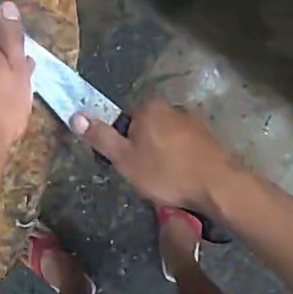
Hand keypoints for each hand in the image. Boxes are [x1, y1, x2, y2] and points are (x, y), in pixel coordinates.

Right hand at [72, 101, 244, 215]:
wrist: (217, 185)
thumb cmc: (166, 173)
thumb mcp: (125, 160)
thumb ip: (101, 137)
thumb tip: (75, 116)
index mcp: (149, 108)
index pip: (124, 121)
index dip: (121, 145)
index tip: (125, 165)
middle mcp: (172, 108)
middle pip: (146, 129)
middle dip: (143, 151)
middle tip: (145, 177)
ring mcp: (193, 122)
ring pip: (167, 139)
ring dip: (163, 157)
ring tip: (167, 182)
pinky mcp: (209, 138)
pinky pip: (185, 148)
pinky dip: (181, 160)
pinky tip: (183, 178)